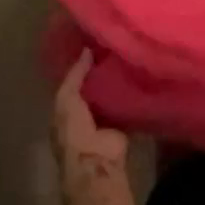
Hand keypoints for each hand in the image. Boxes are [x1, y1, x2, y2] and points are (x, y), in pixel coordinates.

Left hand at [54, 50, 133, 204]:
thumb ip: (75, 74)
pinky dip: (132, 97)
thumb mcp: (66, 97)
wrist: (96, 158)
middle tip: (114, 48)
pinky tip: (140, 77)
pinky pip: (126, 108)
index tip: (94, 45)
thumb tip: (87, 49)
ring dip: (117, 84)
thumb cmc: (73, 128)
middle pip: (93, 90)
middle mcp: (83, 116)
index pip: (73, 83)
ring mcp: (103, 122)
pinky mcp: (121, 127)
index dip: (82, 66)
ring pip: (110, 97)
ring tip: (128, 57)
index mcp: (65, 110)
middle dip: (101, 73)